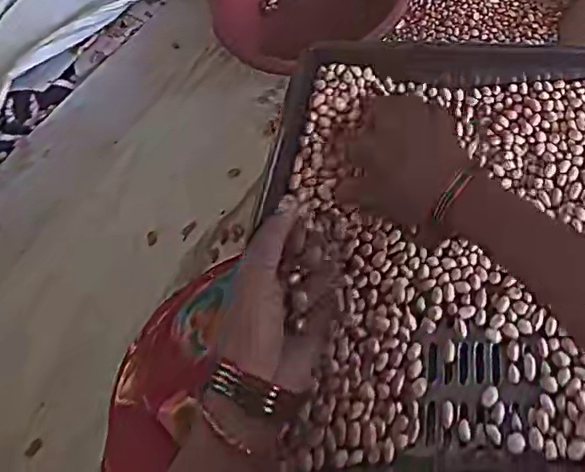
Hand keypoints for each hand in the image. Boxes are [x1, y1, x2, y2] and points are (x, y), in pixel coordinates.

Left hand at [213, 202, 337, 394]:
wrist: (259, 384)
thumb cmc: (250, 324)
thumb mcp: (256, 272)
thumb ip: (273, 236)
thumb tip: (291, 200)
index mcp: (260, 268)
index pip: (283, 236)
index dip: (295, 226)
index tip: (308, 216)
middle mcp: (281, 283)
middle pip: (306, 253)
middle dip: (311, 251)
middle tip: (307, 259)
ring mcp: (302, 305)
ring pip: (323, 275)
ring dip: (317, 280)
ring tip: (304, 298)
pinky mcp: (322, 326)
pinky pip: (335, 302)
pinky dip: (331, 301)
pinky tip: (319, 307)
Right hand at [337, 94, 472, 242]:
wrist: (453, 193)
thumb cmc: (411, 197)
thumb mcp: (377, 200)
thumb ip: (354, 191)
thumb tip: (339, 189)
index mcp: (372, 143)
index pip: (353, 144)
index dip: (353, 155)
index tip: (357, 163)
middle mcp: (392, 122)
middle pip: (376, 107)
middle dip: (373, 118)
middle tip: (376, 135)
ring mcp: (418, 116)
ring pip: (403, 102)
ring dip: (399, 111)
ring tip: (399, 127)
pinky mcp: (441, 118)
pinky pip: (428, 110)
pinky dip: (425, 117)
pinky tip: (425, 129)